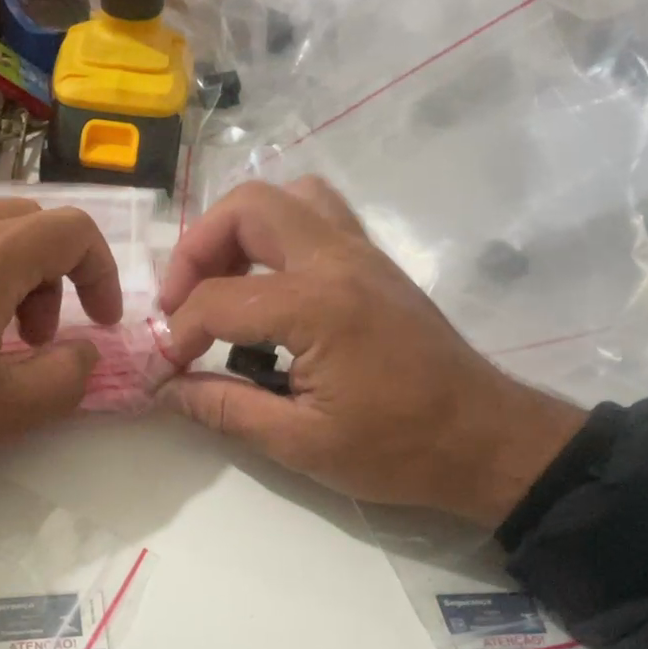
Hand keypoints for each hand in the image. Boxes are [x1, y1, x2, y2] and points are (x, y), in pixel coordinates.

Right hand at [158, 178, 585, 527]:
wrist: (484, 441)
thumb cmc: (396, 450)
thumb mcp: (298, 443)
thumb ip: (223, 409)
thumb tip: (166, 389)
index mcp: (316, 306)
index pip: (217, 300)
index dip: (176, 336)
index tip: (164, 373)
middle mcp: (338, 260)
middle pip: (247, 207)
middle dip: (196, 251)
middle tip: (180, 305)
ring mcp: (362, 253)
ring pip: (287, 197)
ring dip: (239, 231)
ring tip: (222, 285)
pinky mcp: (375, 263)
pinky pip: (318, 215)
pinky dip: (278, 233)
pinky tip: (267, 285)